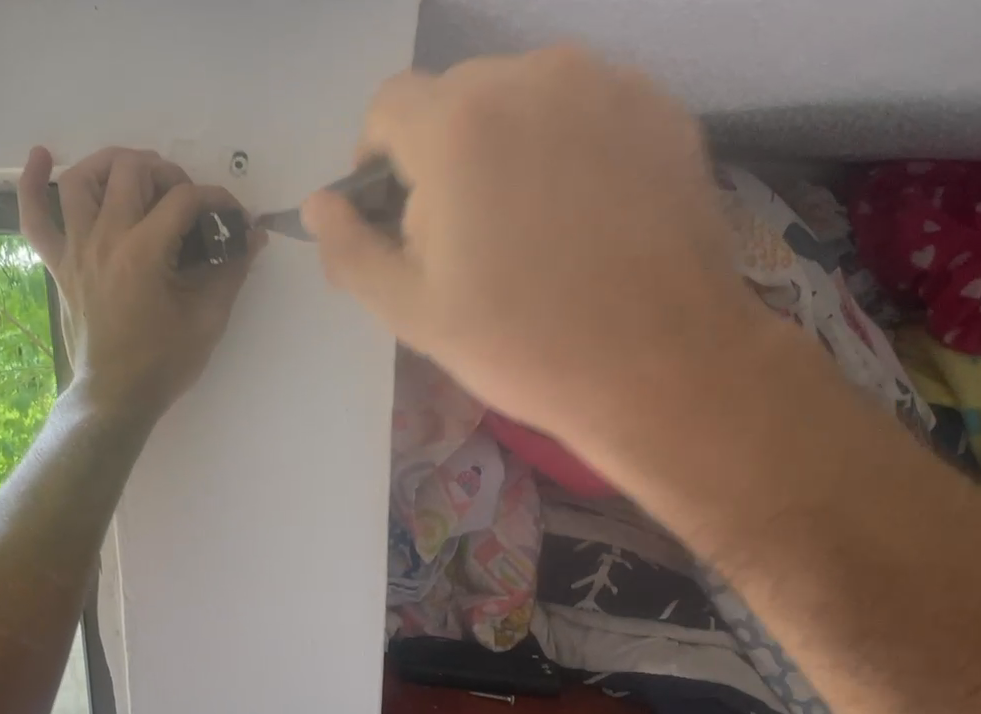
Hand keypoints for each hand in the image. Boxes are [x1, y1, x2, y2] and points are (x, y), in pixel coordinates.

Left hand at [19, 146, 260, 424]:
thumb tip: (253, 236)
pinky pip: (34, 217)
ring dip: (111, 164)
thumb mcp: (208, 319)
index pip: (184, 199)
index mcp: (144, 253)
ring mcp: (76, 250)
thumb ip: (231, 271)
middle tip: (185, 200)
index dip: (216, 199)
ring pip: (81, 180)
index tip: (232, 217)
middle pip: (131, 172)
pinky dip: (33, 184)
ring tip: (135, 173)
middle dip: (167, 174)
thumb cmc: (164, 363)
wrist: (116, 398)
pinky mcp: (59, 265)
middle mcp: (105, 239)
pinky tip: (41, 158)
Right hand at [303, 47, 771, 450]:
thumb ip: (351, 250)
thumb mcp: (412, 313)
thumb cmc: (521, 345)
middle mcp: (533, 78)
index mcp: (458, 124)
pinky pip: (587, 111)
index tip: (400, 217)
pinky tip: (587, 216)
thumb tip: (319, 206)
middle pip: (457, 98)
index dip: (380, 160)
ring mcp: (607, 86)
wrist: (660, 368)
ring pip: (524, 99)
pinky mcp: (662, 110)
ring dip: (508, 147)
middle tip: (469, 237)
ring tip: (532, 228)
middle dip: (445, 155)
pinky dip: (570, 148)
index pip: (387, 106)